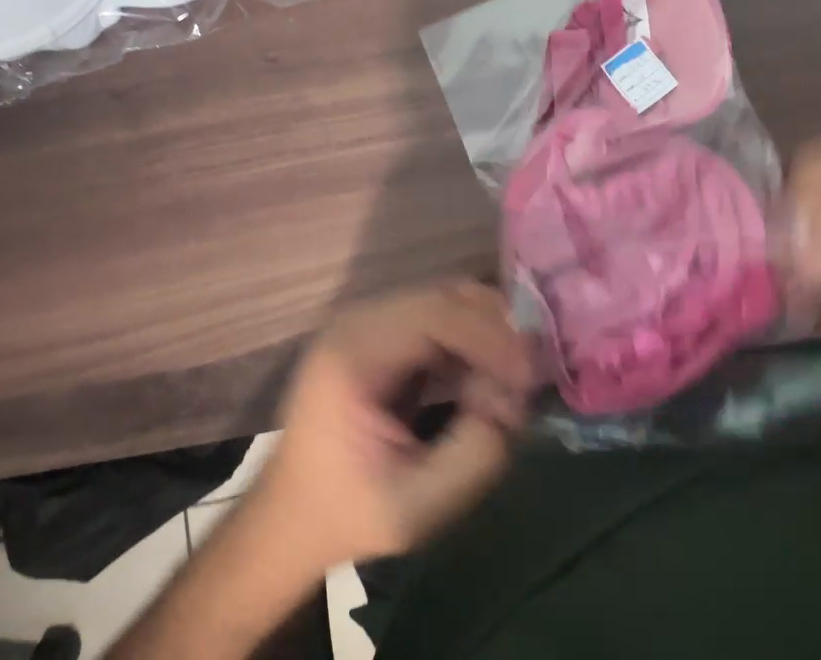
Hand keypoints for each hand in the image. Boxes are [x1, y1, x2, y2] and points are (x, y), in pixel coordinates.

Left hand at [250, 283, 534, 565]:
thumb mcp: (418, 507)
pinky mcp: (384, 335)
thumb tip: (516, 401)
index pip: (439, 314)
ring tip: (510, 389)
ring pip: (454, 303)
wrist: (290, 522)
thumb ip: (477, 453)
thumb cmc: (347, 515)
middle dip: (499, 334)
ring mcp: (370, 324)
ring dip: (491, 338)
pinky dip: (476, 344)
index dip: (494, 339)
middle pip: (450, 298)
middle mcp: (359, 323)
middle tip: (530, 382)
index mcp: (352, 356)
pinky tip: (488, 384)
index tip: (530, 381)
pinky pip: (446, 320)